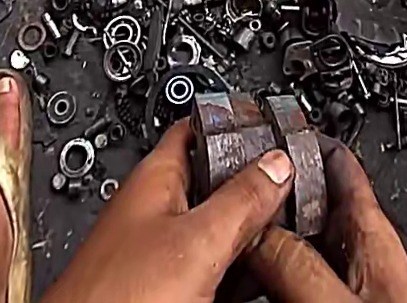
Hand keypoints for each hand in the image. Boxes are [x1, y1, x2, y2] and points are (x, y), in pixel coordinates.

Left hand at [43, 120, 292, 302]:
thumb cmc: (115, 301)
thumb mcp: (195, 243)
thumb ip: (240, 199)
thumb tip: (277, 163)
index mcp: (156, 178)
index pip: (201, 126)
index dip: (236, 121)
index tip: (272, 125)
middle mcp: (156, 210)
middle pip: (214, 179)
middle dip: (252, 182)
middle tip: (290, 186)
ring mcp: (159, 253)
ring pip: (214, 226)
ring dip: (247, 228)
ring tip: (283, 229)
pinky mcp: (163, 291)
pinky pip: (208, 266)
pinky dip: (235, 265)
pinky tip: (256, 276)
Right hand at [247, 138, 406, 302]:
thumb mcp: (339, 301)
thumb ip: (295, 260)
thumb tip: (252, 228)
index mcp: (372, 232)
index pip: (335, 159)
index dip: (299, 139)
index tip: (262, 132)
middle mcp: (359, 255)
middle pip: (308, 200)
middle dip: (271, 192)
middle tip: (233, 190)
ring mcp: (346, 286)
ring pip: (297, 243)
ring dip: (265, 236)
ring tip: (233, 235)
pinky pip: (293, 279)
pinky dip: (269, 273)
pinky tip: (246, 283)